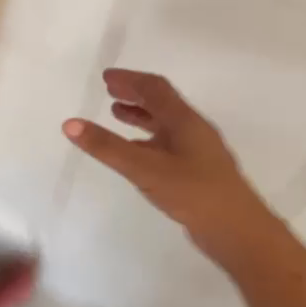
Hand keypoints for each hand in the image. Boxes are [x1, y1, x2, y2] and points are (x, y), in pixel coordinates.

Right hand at [64, 69, 282, 263]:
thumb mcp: (143, 168)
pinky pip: (166, 144)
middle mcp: (193, 130)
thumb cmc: (192, 192)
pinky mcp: (196, 170)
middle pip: (162, 103)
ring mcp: (197, 151)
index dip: (130, 80)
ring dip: (141, 114)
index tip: (106, 77)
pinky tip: (134, 151)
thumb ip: (106, 146)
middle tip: (109, 90)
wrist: (236, 229)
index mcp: (184, 121)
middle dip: (135, 94)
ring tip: (116, 113)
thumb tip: (69, 123)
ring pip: (165, 124)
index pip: (155, 89)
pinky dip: (146, 138)